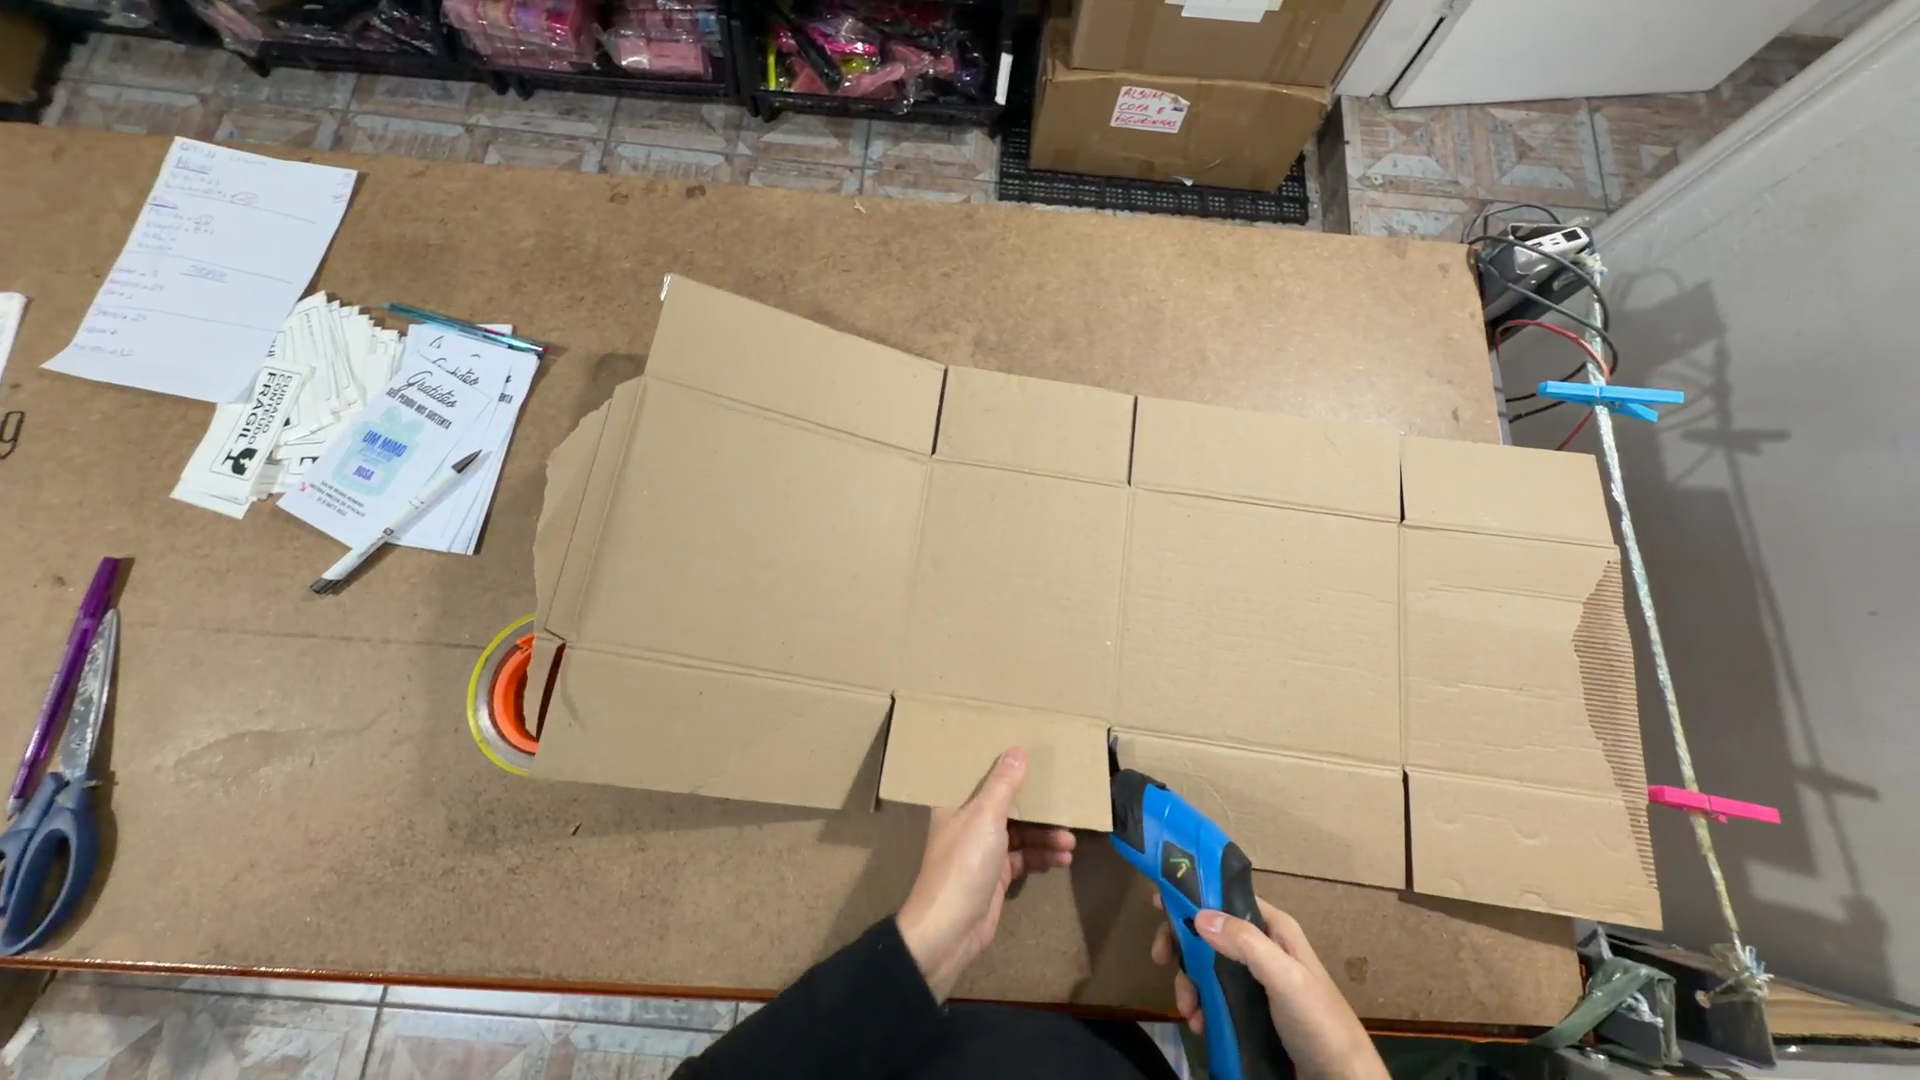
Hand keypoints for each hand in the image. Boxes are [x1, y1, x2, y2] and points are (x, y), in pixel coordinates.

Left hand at [896, 747, 1075, 1001]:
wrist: (949, 931)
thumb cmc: (963, 864)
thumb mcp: (985, 817)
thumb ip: (1004, 784)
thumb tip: (1018, 750)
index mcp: (955, 803)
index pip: (981, 775)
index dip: (1004, 765)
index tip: (1032, 754)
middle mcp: (967, 822)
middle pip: (1006, 805)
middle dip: (1036, 807)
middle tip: (1065, 805)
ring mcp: (981, 850)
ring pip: (1019, 833)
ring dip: (1045, 835)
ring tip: (1071, 842)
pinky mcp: (994, 875)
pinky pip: (1023, 858)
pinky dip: (1041, 856)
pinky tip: (1062, 858)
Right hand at [1152, 895, 1388, 1079]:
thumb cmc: (1320, 1024)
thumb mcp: (1286, 979)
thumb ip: (1246, 944)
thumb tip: (1198, 915)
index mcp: (1273, 928)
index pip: (1225, 897)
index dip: (1192, 896)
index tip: (1158, 904)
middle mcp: (1262, 947)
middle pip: (1208, 932)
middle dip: (1182, 947)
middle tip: (1159, 960)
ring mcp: (1254, 980)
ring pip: (1206, 966)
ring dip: (1190, 984)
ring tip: (1189, 1012)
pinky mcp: (1250, 1010)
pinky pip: (1214, 996)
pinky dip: (1200, 1006)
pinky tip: (1200, 1024)